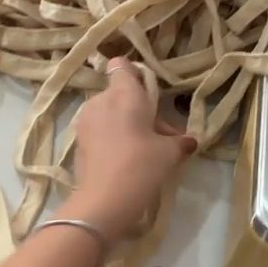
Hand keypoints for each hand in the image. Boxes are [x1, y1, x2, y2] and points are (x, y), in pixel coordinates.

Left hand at [61, 57, 197, 240]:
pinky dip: (112, 138)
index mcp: (124, 93)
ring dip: (126, 124)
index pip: (122, 65)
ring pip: (109, 113)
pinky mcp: (78, 141)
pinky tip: (126, 160)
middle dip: (140, 109)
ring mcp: (85, 121)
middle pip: (120, 93)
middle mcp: (101, 100)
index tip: (149, 95)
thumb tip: (189, 141)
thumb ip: (179, 141)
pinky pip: (100, 130)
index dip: (136, 74)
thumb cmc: (140, 166)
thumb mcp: (169, 153)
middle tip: (159, 135)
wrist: (103, 201)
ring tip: (144, 150)